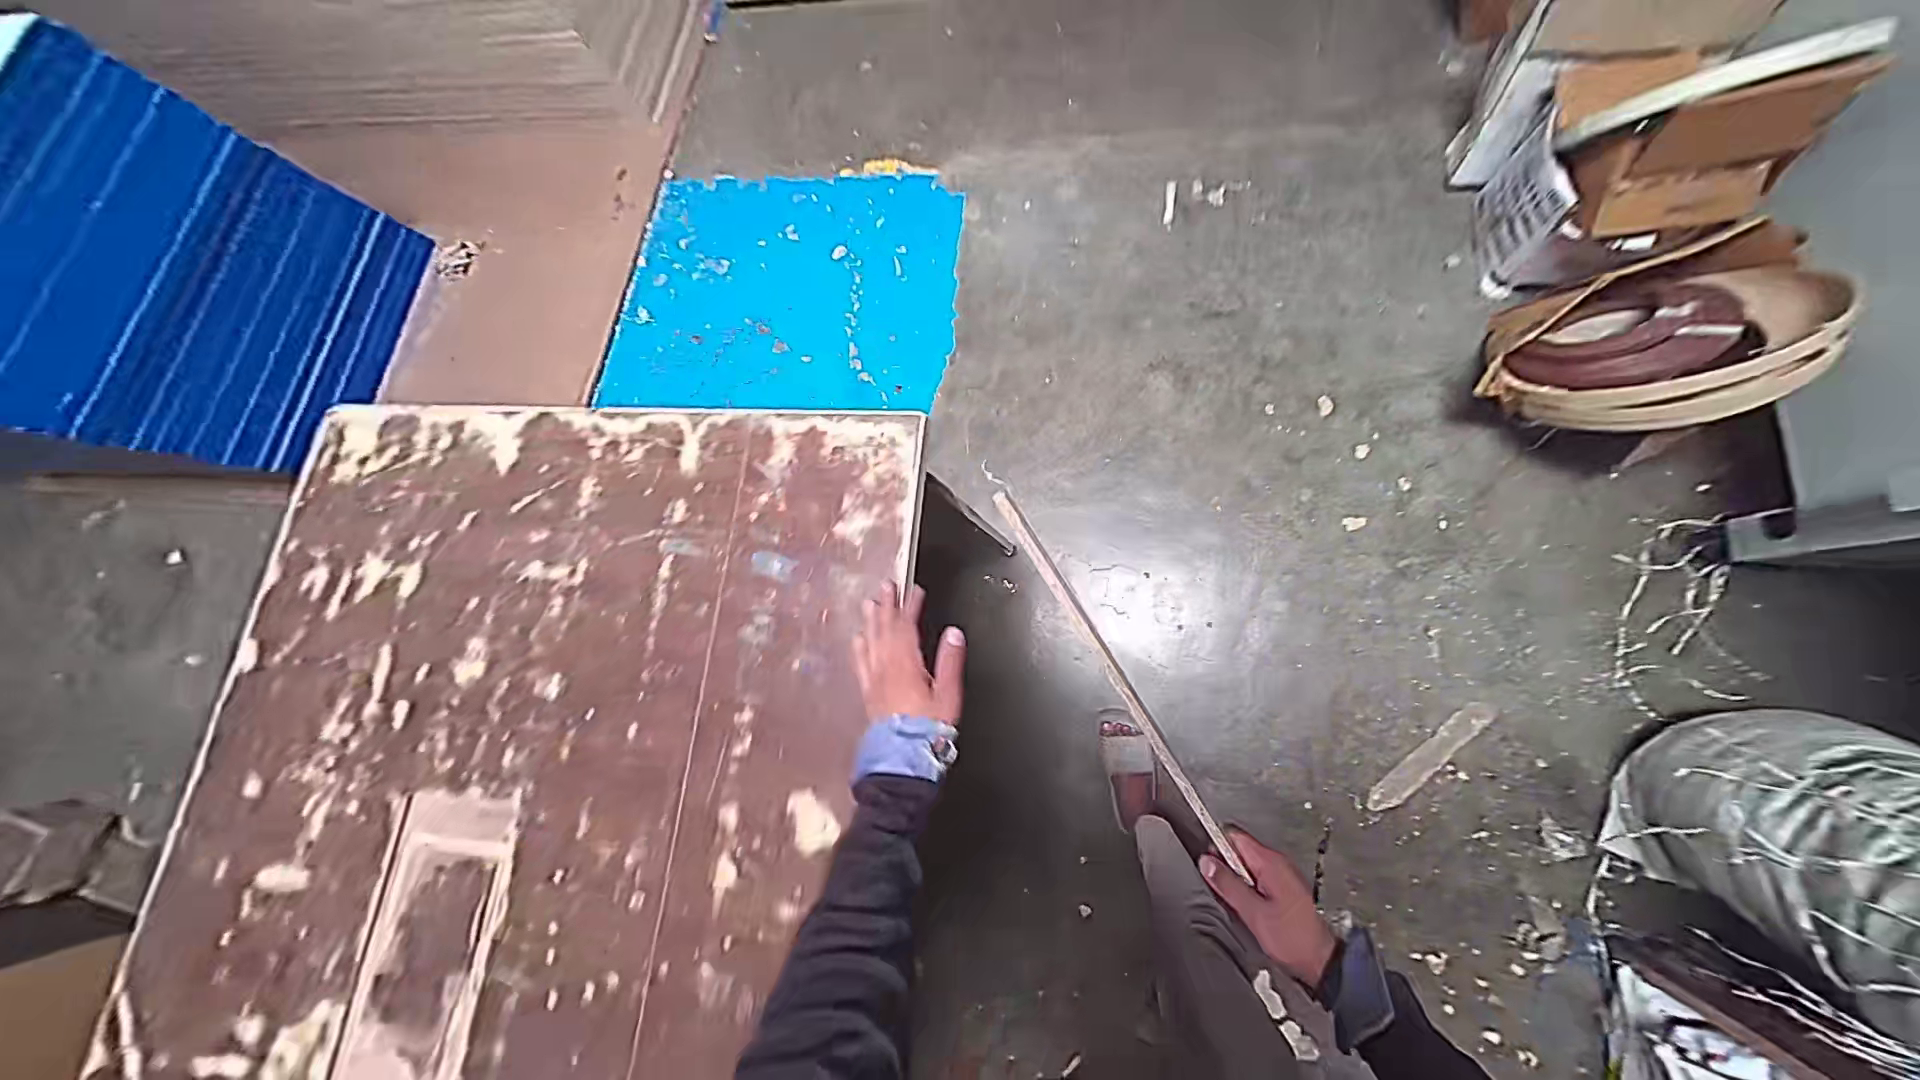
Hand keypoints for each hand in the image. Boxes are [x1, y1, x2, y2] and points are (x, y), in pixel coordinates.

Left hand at [852, 583, 965, 724]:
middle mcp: (887, 667)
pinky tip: (858, 640)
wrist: (903, 757)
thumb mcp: (948, 694)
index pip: (907, 626)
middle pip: (885, 628)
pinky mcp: (869, 692)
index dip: (911, 606)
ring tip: (869, 603)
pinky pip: (861, 663)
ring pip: (871, 641)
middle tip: (886, 586)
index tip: (914, 591)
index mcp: (906, 664)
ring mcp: (875, 679)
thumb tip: (954, 635)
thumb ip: (950, 661)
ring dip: (871, 620)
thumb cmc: (927, 729)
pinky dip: (859, 647)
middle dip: (887, 605)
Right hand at [1200, 828, 1337, 985]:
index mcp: (1270, 862)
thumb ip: (1227, 884)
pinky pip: (1257, 878)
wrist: (1324, 964)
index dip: (1216, 848)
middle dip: (1226, 868)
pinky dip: (1248, 890)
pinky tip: (1252, 910)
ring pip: (1246, 866)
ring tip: (1242, 906)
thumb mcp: (1253, 913)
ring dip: (1237, 881)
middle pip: (1238, 850)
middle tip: (1227, 893)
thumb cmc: (1295, 940)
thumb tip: (1206, 863)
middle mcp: (1278, 863)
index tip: (1209, 866)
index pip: (1233, 835)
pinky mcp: (1284, 888)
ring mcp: (1282, 875)